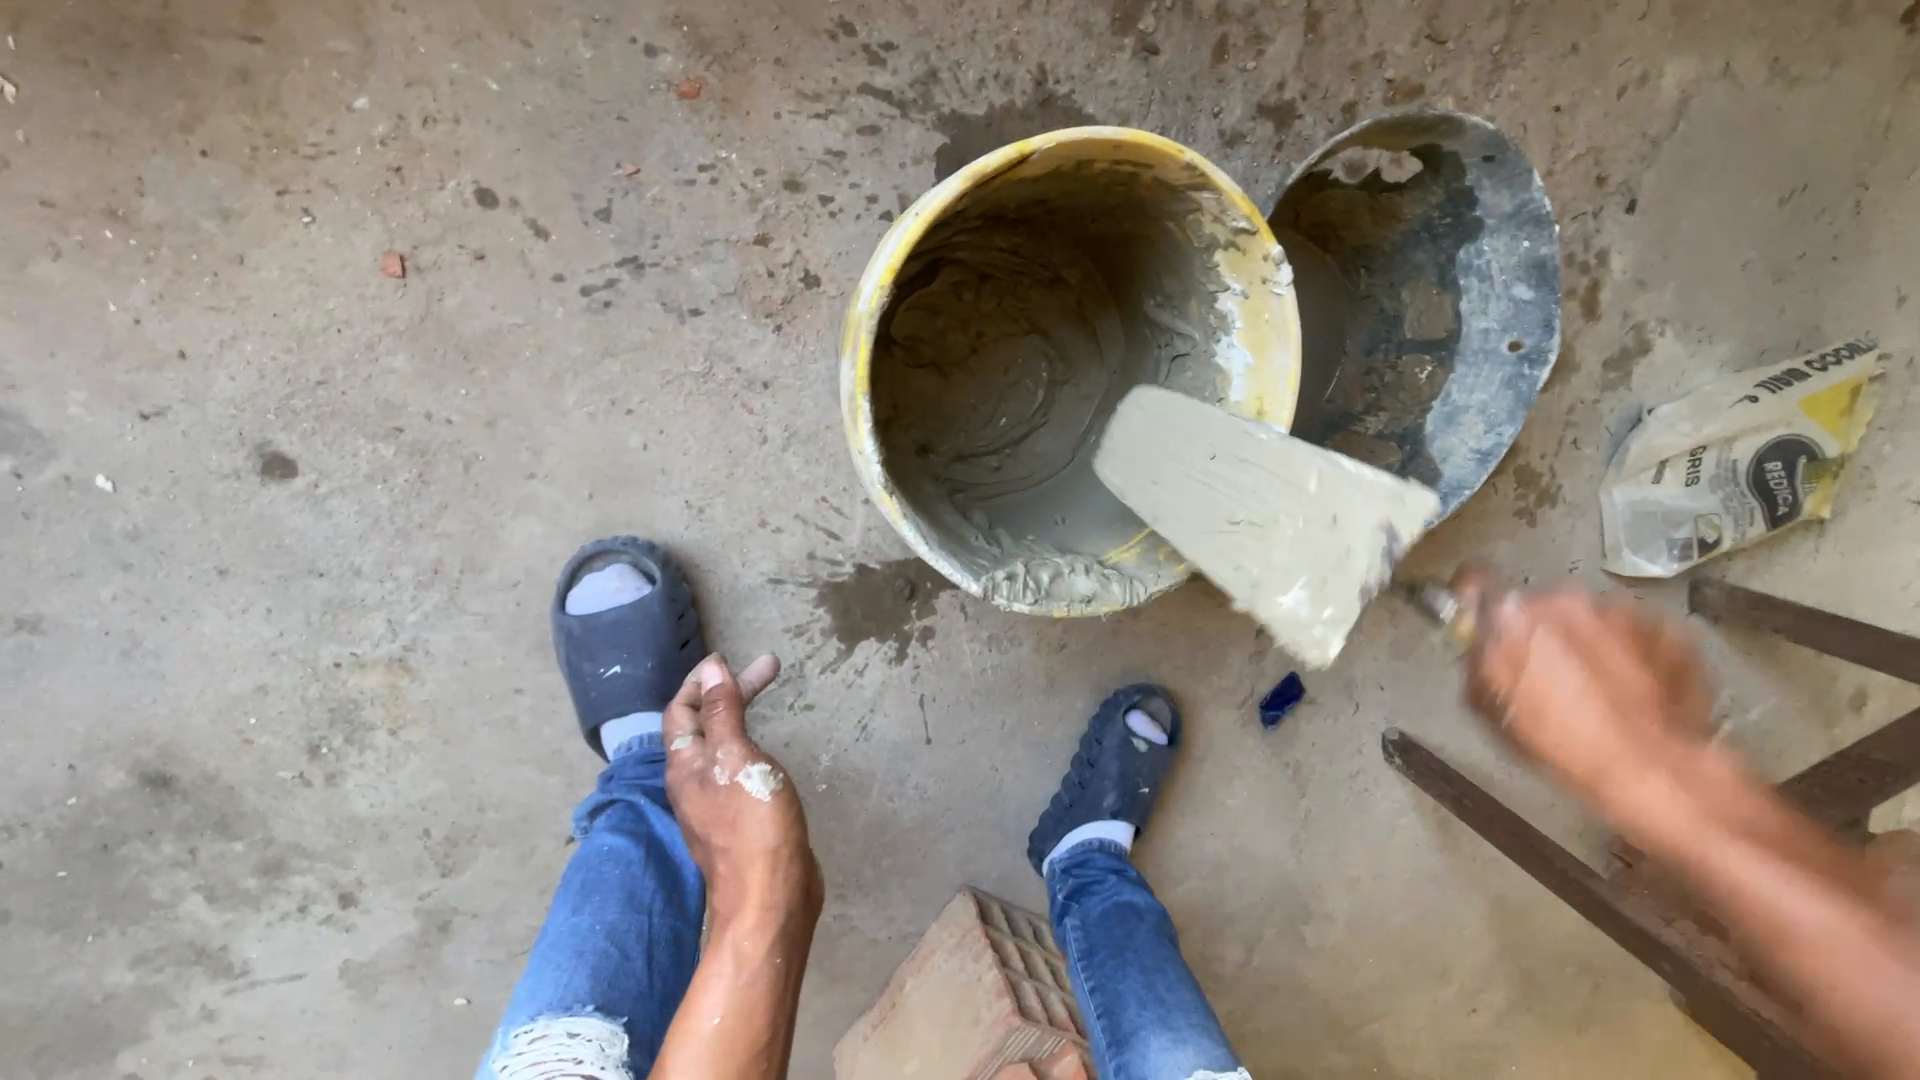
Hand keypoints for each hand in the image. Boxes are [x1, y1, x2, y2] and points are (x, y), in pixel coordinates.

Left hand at [662, 653, 822, 924]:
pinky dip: (750, 745)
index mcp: (685, 767)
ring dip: (738, 716)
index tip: (729, 658)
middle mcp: (693, 783)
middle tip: (769, 668)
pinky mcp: (740, 820)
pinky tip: (767, 749)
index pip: (682, 710)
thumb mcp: (738, 757)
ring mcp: (715, 805)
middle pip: (703, 725)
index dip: (702, 681)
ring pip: (720, 747)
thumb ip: (723, 712)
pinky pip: (737, 769)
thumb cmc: (754, 822)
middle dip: (729, 692)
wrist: (771, 897)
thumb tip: (712, 669)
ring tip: (762, 699)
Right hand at [1451, 567, 1717, 806]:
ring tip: (1601, 685)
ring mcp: (1622, 611)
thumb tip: (1478, 648)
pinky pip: (1638, 632)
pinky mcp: (1669, 629)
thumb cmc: (1561, 741)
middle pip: (1540, 604)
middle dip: (1542, 630)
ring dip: (1590, 640)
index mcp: (1512, 616)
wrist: (1653, 767)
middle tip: (1551, 670)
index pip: (1474, 580)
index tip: (1483, 615)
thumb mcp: (1491, 709)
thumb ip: (1476, 664)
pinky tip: (1635, 688)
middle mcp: (1564, 600)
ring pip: (1592, 617)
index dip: (1474, 596)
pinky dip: (1633, 652)